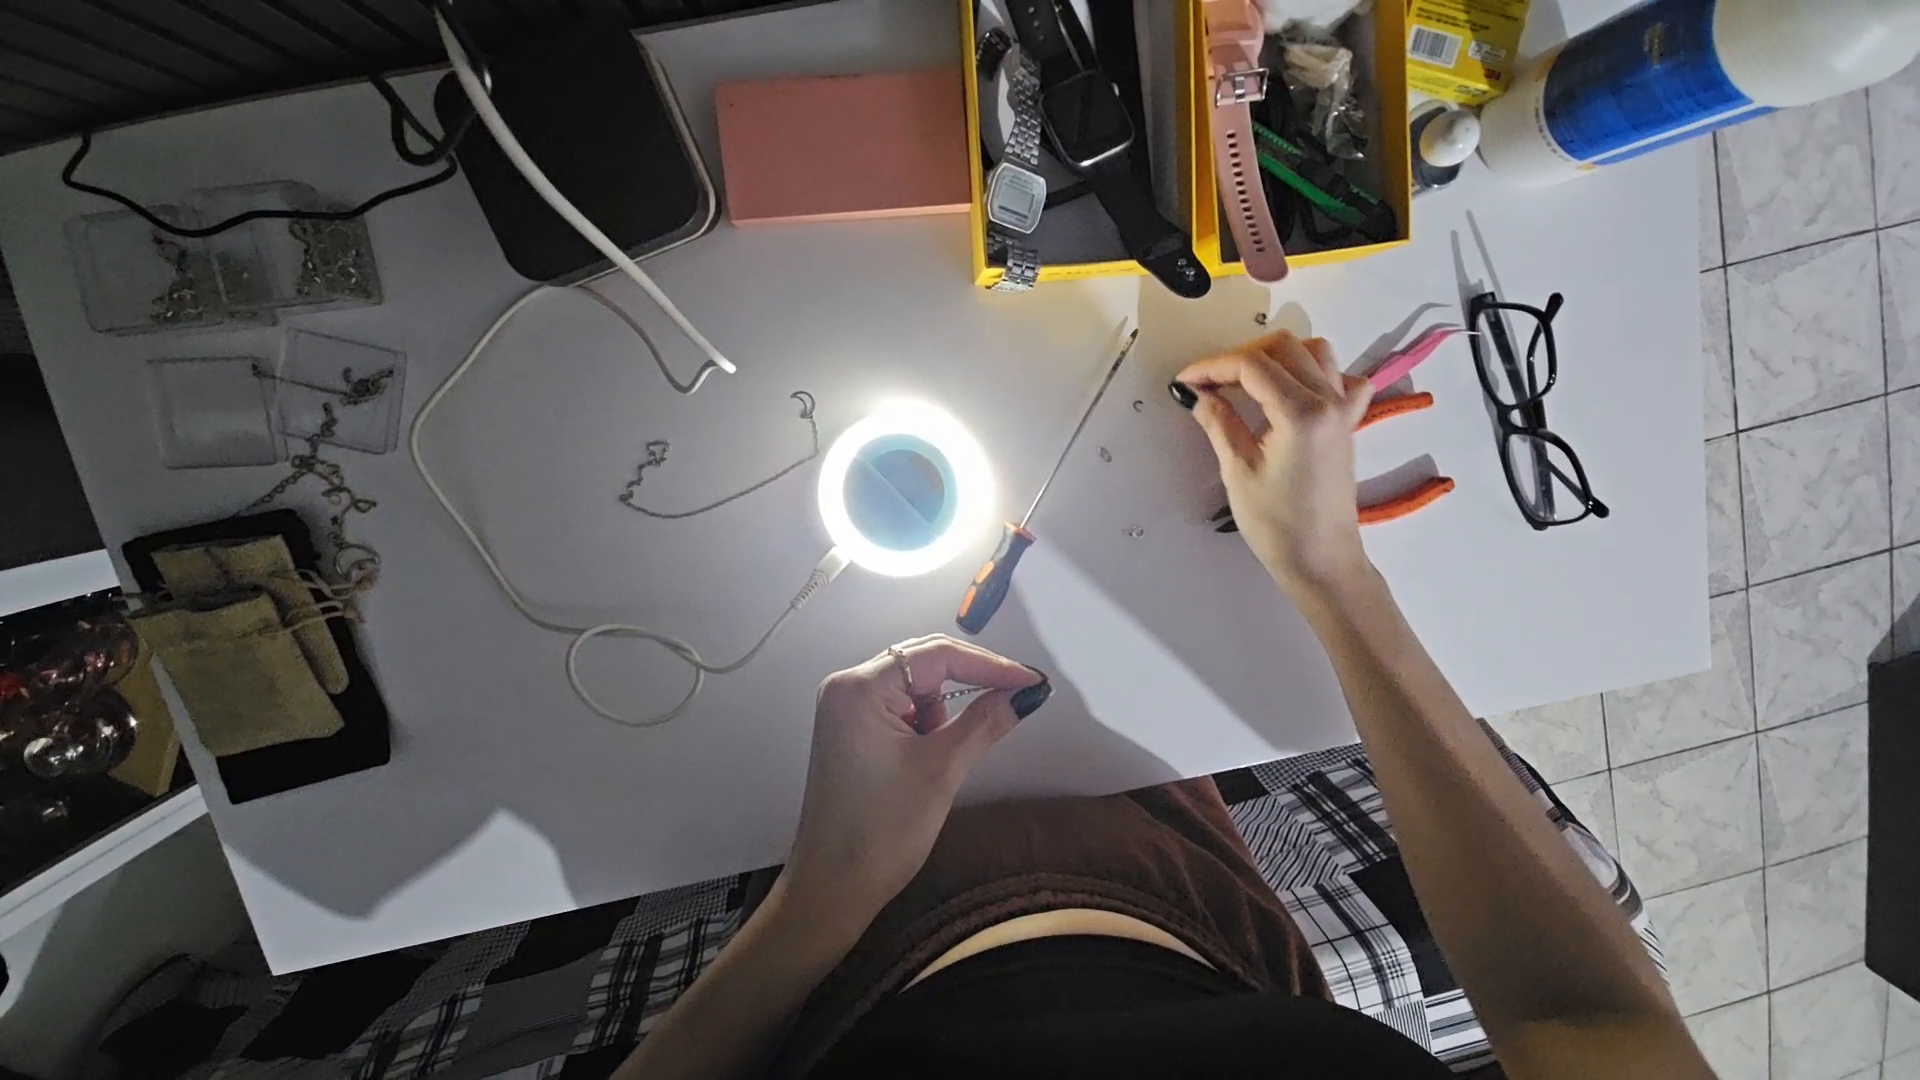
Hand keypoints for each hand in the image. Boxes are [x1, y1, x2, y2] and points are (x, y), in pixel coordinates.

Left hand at [785, 635, 1048, 923]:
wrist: (832, 889)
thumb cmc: (882, 832)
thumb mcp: (941, 770)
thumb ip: (986, 721)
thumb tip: (1027, 693)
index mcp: (860, 688)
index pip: (936, 656)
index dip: (989, 665)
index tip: (1030, 680)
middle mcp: (848, 686)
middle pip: (923, 662)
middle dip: (970, 680)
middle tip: (1016, 695)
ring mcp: (846, 708)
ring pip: (915, 686)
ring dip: (943, 709)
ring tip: (942, 756)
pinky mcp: (852, 730)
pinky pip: (901, 707)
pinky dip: (926, 722)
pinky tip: (928, 756)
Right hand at [1174, 330, 1375, 595]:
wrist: (1321, 558)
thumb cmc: (1276, 524)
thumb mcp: (1237, 471)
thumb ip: (1219, 422)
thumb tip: (1197, 393)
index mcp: (1301, 413)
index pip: (1252, 366)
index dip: (1212, 366)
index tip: (1183, 381)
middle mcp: (1329, 400)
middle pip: (1283, 347)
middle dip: (1239, 357)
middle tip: (1209, 383)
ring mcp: (1344, 408)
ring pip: (1314, 352)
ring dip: (1275, 357)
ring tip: (1244, 383)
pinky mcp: (1348, 422)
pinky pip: (1340, 378)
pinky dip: (1314, 373)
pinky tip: (1292, 393)